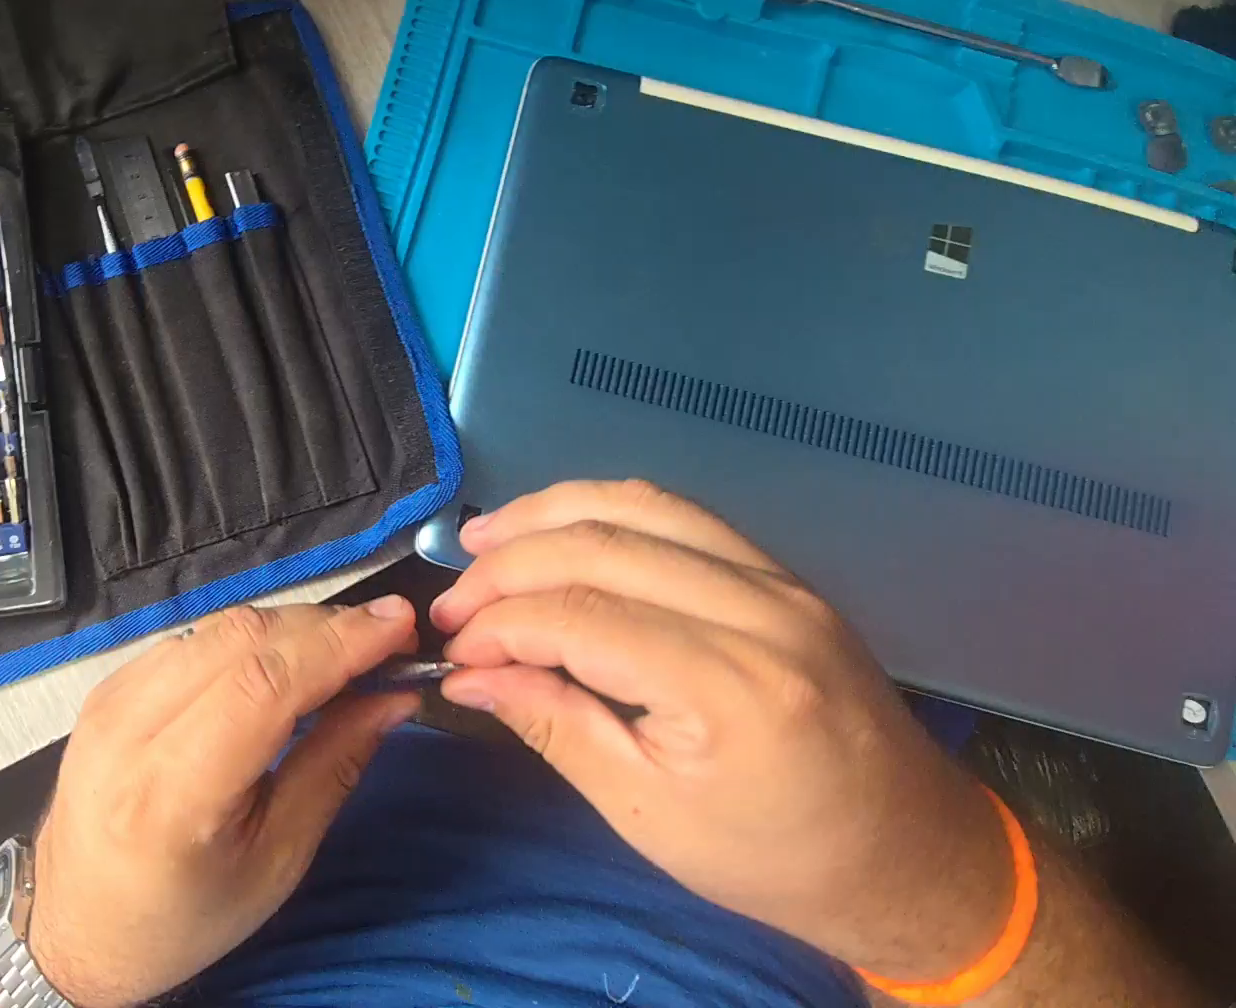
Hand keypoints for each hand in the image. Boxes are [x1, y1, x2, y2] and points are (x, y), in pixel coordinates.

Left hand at [28, 600, 420, 1006]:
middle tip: (386, 635)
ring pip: (221, 624)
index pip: (264, 684)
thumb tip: (392, 696)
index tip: (398, 623)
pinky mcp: (110, 682)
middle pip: (243, 638)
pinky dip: (253, 636)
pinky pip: (196, 636)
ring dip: (293, 625)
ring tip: (345, 646)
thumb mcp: (276, 860)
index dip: (339, 643)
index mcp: (173, 794)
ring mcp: (112, 696)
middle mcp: (132, 728)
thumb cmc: (182, 915)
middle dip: (327, 624)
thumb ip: (335, 763)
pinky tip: (285, 657)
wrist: (72, 922)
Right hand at [430, 481, 1013, 982]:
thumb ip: (550, 723)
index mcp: (729, 689)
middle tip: (452, 602)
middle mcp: (759, 612)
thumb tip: (465, 676)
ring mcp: (777, 580)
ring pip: (635, 505)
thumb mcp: (644, 811)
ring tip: (481, 537)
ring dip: (544, 514)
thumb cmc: (773, 858)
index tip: (453, 651)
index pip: (577, 617)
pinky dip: (599, 508)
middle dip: (505, 567)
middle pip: (597, 547)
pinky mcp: (779, 571)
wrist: (913, 859)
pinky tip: (556, 526)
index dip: (497, 624)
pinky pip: (674, 512)